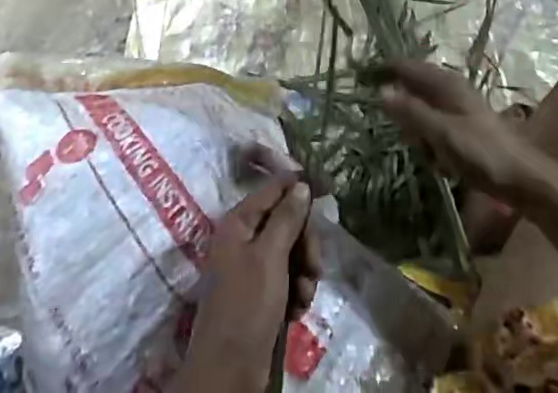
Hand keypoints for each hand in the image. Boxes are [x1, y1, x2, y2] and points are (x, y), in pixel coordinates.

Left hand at [176, 173, 319, 392]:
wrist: (229, 372)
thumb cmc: (247, 306)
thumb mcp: (270, 257)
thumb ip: (287, 218)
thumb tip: (302, 185)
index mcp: (238, 222)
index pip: (274, 189)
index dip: (300, 188)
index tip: (328, 192)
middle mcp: (243, 239)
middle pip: (287, 221)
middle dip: (305, 244)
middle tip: (313, 266)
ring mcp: (251, 267)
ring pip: (292, 251)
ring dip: (304, 271)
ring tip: (304, 295)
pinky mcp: (261, 293)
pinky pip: (288, 277)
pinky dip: (297, 290)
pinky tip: (298, 309)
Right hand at [374, 60, 545, 202]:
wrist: (523, 179)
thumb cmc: (482, 153)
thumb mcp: (441, 133)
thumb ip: (411, 112)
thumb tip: (381, 90)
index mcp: (446, 84)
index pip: (407, 66)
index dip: (384, 69)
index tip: (359, 77)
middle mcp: (451, 89)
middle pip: (413, 90)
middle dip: (403, 111)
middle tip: (405, 135)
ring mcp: (459, 108)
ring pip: (423, 113)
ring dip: (419, 133)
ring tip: (429, 154)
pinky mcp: (464, 128)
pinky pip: (435, 130)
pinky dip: (432, 144)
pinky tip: (440, 163)